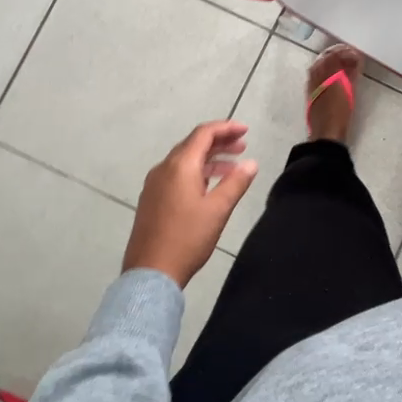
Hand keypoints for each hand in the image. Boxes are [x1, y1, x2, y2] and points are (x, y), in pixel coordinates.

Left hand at [123, 121, 257, 287]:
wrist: (150, 274)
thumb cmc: (187, 239)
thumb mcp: (218, 210)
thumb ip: (236, 182)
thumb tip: (251, 163)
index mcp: (180, 166)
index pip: (204, 133)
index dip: (226, 128)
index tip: (246, 130)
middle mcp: (164, 169)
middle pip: (193, 144)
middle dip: (219, 142)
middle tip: (243, 147)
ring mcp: (154, 184)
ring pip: (185, 160)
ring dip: (209, 159)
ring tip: (232, 168)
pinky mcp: (151, 199)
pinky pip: (176, 174)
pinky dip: (196, 172)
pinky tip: (209, 186)